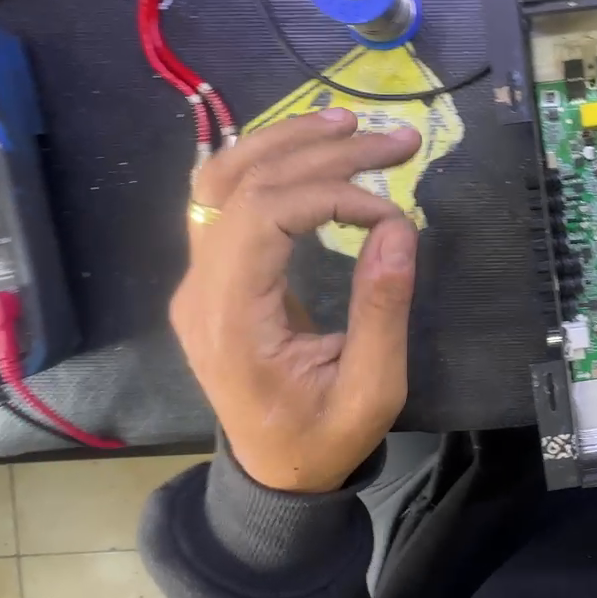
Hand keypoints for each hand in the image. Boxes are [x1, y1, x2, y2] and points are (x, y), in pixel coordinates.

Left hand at [171, 108, 422, 491]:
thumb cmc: (324, 438)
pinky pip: (227, 198)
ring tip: (352, 125)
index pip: (265, 213)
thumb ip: (381, 309)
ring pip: (223, 177)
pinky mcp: (214, 273)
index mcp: (232, 319)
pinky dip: (271, 163)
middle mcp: (201, 286)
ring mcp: (199, 277)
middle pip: (244, 181)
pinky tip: (312, 148)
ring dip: (290, 141)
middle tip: (397, 141)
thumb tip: (397, 227)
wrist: (274, 472)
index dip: (333, 193)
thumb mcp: (372, 390)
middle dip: (325, 151)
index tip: (393, 214)